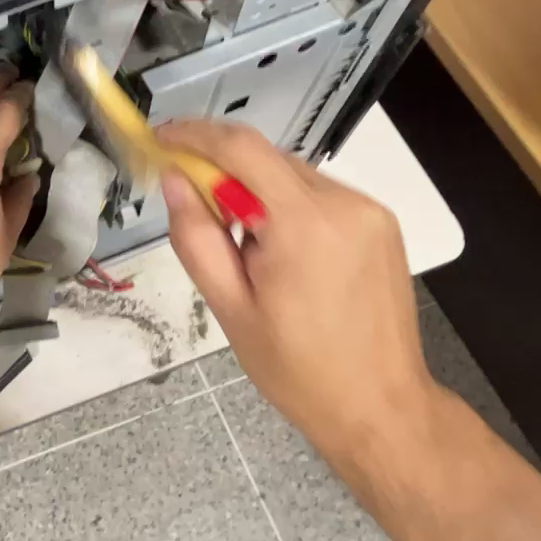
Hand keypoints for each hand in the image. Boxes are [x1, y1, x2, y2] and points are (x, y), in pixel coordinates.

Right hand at [159, 121, 437, 454]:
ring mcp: (369, 210)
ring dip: (254, 193)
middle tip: (190, 206)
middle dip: (220, 171)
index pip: (241, 149)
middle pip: (266, 158)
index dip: (193, 135)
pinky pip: (318, 196)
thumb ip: (197, 238)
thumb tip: (175, 181)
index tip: (160, 140)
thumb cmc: (296, 369)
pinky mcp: (381, 223)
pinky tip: (279, 254)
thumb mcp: (229, 308)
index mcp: (303, 225)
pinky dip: (286, 207)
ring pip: (291, 176)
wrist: (379, 406)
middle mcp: (344, 202)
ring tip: (243, 251)